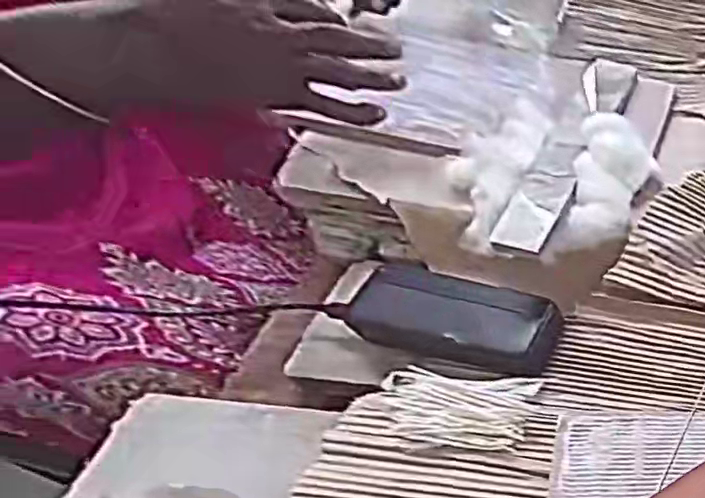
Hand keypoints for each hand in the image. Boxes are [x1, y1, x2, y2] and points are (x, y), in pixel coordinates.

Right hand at [123, 0, 404, 123]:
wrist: (138, 46)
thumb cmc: (152, 13)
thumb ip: (240, 3)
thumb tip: (269, 9)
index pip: (305, 1)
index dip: (328, 11)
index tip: (341, 18)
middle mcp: (273, 28)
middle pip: (336, 34)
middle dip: (370, 42)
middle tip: (394, 48)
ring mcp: (281, 62)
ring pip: (344, 70)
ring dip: (377, 76)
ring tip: (398, 78)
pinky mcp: (282, 92)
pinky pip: (333, 106)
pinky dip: (361, 112)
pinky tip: (380, 113)